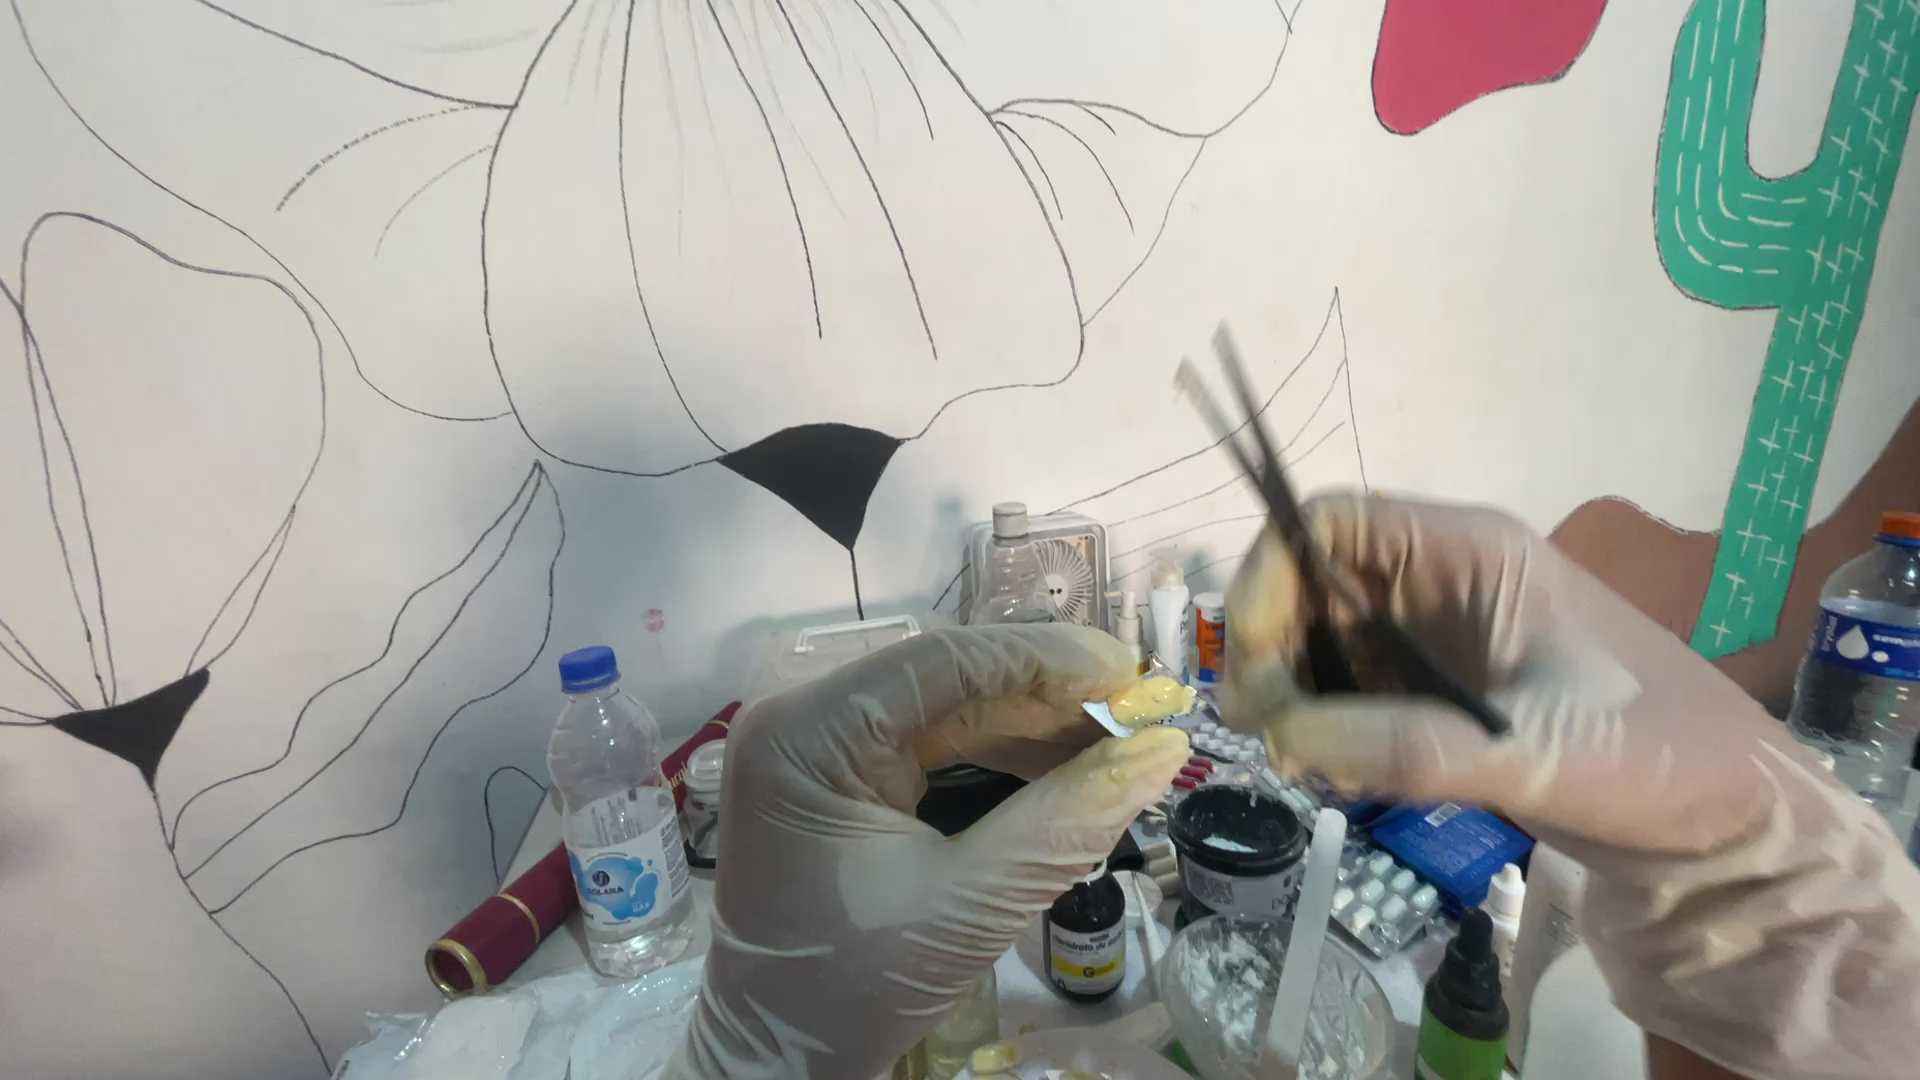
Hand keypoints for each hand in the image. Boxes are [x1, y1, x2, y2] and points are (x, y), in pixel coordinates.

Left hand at [667, 624, 1186, 1078]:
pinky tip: (1064, 763)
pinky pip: (937, 741)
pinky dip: (1005, 752)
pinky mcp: (846, 768)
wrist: (775, 1064)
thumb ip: (1066, 821)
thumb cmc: (850, 995)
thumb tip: (1164, 750)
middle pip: (949, 680)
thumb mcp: (966, 907)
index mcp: (805, 734)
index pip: (940, 662)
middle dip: (1048, 695)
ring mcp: (824, 741)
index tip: (1130, 672)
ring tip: (1116, 741)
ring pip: (951, 706)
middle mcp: (807, 715)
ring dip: (1035, 723)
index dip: (1044, 658)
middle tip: (1140, 709)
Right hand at [1225, 493, 1919, 1078]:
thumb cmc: (1657, 757)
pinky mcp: (1412, 684)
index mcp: (1461, 553)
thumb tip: (1281, 738)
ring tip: (1294, 760)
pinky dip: (1312, 726)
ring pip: (1305, 638)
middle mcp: (1425, 581)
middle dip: (1267, 650)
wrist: (1723, 828)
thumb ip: (1406, 745)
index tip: (1252, 649)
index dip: (1271, 569)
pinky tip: (1328, 771)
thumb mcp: (1538, 748)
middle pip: (1301, 584)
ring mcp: (1415, 633)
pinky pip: (1331, 688)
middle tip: (1258, 726)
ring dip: (1283, 694)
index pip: (1329, 522)